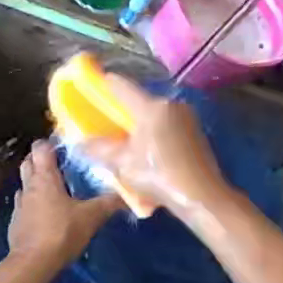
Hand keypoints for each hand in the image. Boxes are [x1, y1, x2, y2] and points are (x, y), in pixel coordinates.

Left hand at [7, 140, 121, 267]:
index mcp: (44, 178)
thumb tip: (129, 194)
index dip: (50, 144)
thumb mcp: (91, 217)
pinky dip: (34, 205)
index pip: (40, 148)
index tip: (65, 148)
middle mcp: (28, 187)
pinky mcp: (16, 223)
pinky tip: (47, 215)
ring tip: (56, 190)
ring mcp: (19, 205)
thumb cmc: (61, 233)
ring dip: (37, 183)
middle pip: (28, 163)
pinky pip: (25, 206)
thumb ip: (109, 203)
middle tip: (61, 166)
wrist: (33, 263)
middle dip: (41, 160)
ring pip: (25, 185)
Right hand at [79, 75, 233, 218]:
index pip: (121, 86)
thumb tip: (80, 141)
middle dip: (119, 111)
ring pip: (152, 114)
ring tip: (123, 142)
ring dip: (137, 124)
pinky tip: (145, 151)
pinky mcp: (195, 131)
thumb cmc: (159, 177)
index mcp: (151, 107)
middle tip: (103, 124)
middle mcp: (170, 105)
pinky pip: (165, 124)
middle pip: (138, 100)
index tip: (90, 86)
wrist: (202, 197)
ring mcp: (186, 117)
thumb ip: (99, 149)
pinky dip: (152, 132)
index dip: (103, 84)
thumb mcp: (123, 164)